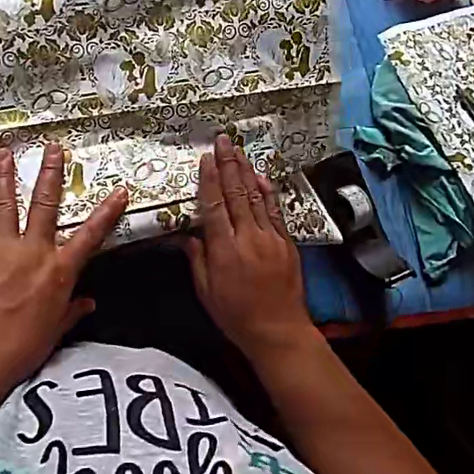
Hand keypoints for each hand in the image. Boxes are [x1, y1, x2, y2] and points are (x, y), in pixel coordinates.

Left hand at [0, 143, 128, 403]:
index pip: (90, 236)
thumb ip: (71, 312)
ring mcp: (1, 247)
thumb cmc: (18, 349)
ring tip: (5, 152)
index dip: (107, 213)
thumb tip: (90, 303)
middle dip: (50, 173)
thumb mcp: (53, 333)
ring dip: (5, 175)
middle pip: (45, 204)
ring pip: (5, 203)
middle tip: (53, 148)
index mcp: (58, 271)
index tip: (120, 191)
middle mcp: (33, 251)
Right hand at [184, 135, 317, 358]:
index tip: (206, 159)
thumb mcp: (206, 290)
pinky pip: (275, 211)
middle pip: (236, 193)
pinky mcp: (286, 243)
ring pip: (256, 197)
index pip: (214, 206)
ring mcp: (270, 238)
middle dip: (228, 164)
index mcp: (225, 249)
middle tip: (223, 141)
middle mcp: (248, 237)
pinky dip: (267, 192)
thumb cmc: (236, 315)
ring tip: (238, 151)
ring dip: (246, 171)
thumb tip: (187, 234)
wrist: (279, 331)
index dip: (209, 180)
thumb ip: (197, 258)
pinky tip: (260, 177)